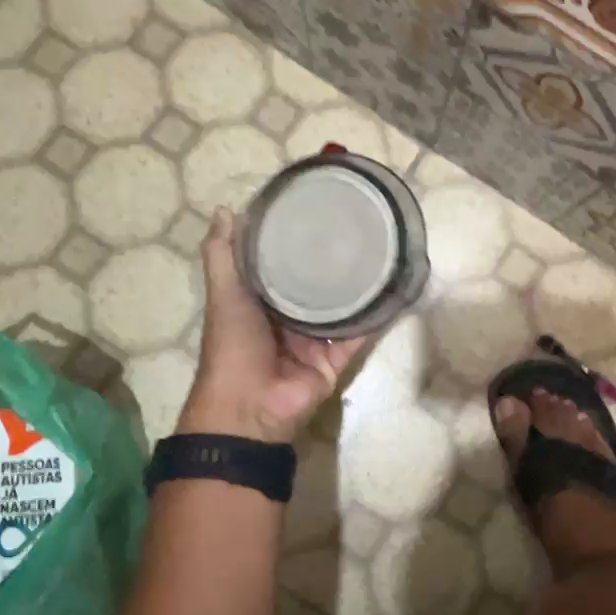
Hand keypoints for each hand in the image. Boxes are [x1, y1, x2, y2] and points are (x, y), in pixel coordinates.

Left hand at [177, 208, 368, 444]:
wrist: (248, 406)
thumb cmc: (232, 344)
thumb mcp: (224, 293)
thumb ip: (222, 255)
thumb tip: (224, 209)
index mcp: (260, 302)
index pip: (280, 264)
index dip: (292, 239)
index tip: (313, 208)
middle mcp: (288, 319)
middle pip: (314, 285)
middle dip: (331, 261)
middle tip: (357, 226)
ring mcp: (314, 341)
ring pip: (341, 307)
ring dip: (357, 287)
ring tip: (381, 251)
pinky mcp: (336, 360)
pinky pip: (359, 334)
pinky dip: (374, 317)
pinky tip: (393, 290)